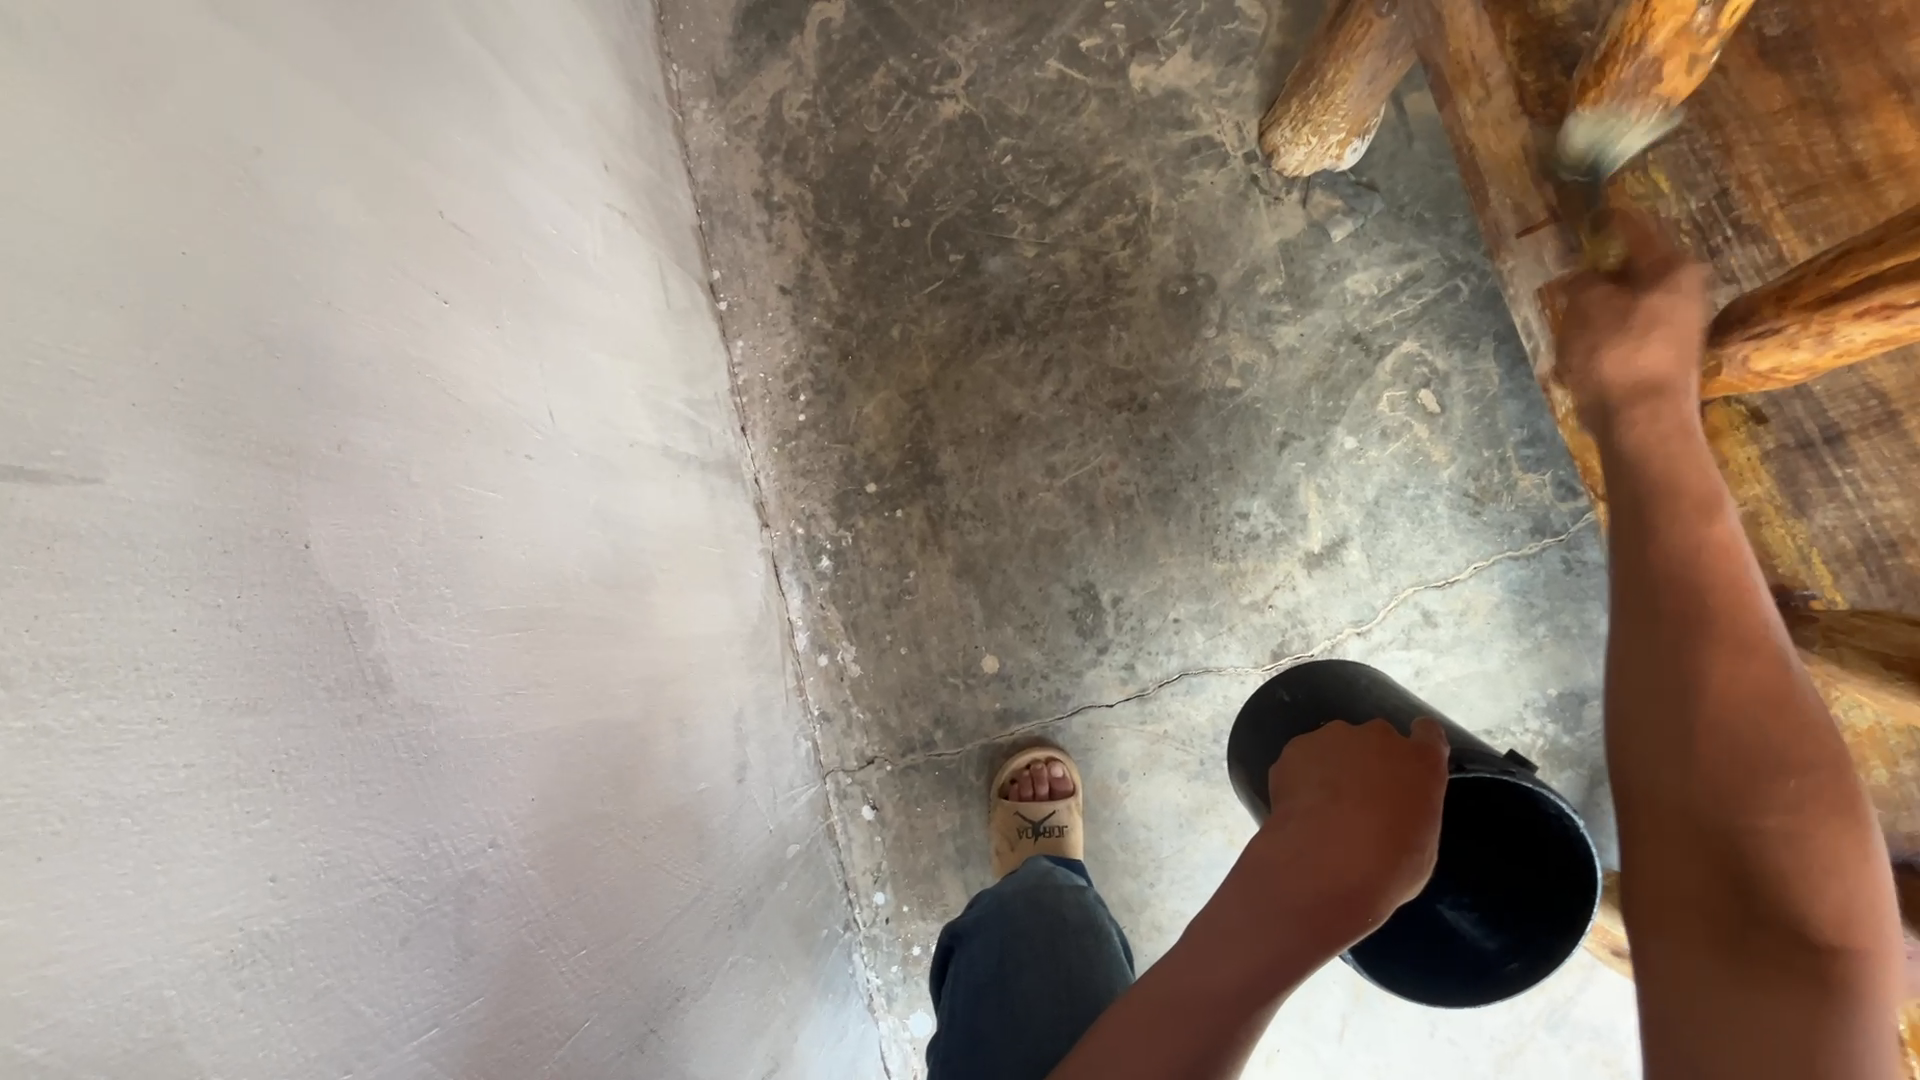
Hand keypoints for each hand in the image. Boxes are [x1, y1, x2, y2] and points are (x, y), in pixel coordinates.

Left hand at [1208, 718, 1448, 967]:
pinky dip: (1301, 775)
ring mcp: (1332, 738)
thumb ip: (1408, 808)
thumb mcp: (1421, 839)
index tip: (1408, 759)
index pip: (1427, 733)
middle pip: (1376, 738)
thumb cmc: (1391, 861)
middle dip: (1369, 759)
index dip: (1417, 743)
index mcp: (1420, 761)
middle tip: (1360, 796)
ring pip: (1335, 745)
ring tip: (1323, 805)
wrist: (1329, 859)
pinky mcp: (1295, 748)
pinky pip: (1303, 758)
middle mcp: (1378, 737)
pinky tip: (1299, 806)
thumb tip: (1390, 808)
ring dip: (1333, 765)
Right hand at [1555, 209, 1712, 436]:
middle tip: (1569, 268)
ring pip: (1631, 299)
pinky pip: (1629, 326)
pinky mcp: (1664, 352)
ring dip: (1600, 301)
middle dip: (1602, 268)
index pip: (1639, 230)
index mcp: (1673, 267)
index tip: (1590, 214)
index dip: (1611, 221)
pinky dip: (1605, 327)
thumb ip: (1582, 283)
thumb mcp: (1587, 308)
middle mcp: (1685, 288)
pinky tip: (1582, 341)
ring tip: (1568, 308)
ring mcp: (1678, 323)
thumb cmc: (1616, 354)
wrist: (1641, 419)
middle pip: (1637, 267)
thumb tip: (1580, 275)